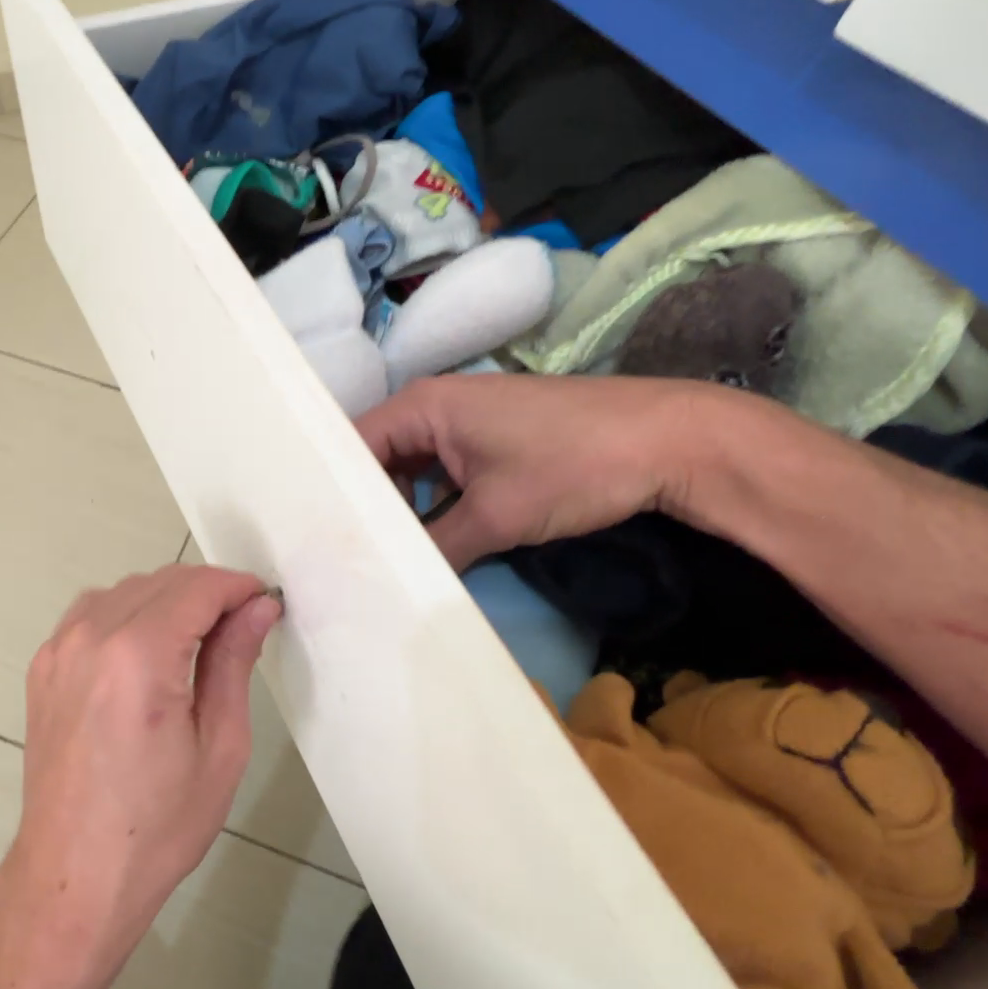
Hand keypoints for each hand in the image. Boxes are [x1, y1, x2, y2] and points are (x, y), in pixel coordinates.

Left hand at [19, 564, 281, 911]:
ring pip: (125, 590)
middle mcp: (91, 638)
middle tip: (241, 627)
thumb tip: (258, 608)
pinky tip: (146, 650)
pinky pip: (91, 614)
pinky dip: (127, 613)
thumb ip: (234, 662)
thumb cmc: (158, 825)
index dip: (237, 588)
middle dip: (207, 592)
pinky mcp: (43, 667)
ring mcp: (58, 650)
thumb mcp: (219, 746)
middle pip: (161, 581)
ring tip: (197, 640)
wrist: (74, 874)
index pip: (197, 588)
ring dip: (166, 600)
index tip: (265, 602)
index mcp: (138, 656)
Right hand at [356, 374, 725, 569]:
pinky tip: (423, 543)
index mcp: (421, 406)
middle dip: (364, 507)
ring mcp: (463, 425)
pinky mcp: (489, 444)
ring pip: (409, 471)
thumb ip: (435, 548)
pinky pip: (440, 475)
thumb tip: (391, 582)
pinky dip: (431, 507)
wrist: (672, 442)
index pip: (352, 448)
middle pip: (376, 460)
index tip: (316, 541)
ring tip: (373, 557)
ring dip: (400, 511)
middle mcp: (433, 407)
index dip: (333, 494)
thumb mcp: (496, 515)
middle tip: (340, 559)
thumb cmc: (574, 464)